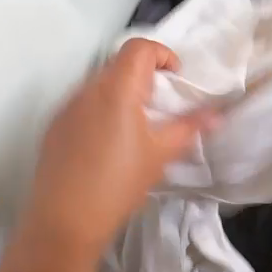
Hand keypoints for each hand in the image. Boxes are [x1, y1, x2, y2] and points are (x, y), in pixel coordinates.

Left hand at [19, 38, 215, 257]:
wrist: (64, 223)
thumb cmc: (119, 184)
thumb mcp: (161, 155)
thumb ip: (190, 128)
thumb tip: (218, 114)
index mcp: (116, 89)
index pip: (139, 48)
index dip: (162, 55)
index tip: (176, 80)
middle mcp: (87, 89)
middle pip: (119, 63)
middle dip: (145, 75)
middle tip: (162, 105)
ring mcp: (65, 108)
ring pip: (99, 84)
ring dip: (122, 93)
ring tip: (137, 126)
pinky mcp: (53, 127)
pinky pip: (82, 104)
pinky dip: (102, 110)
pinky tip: (109, 144)